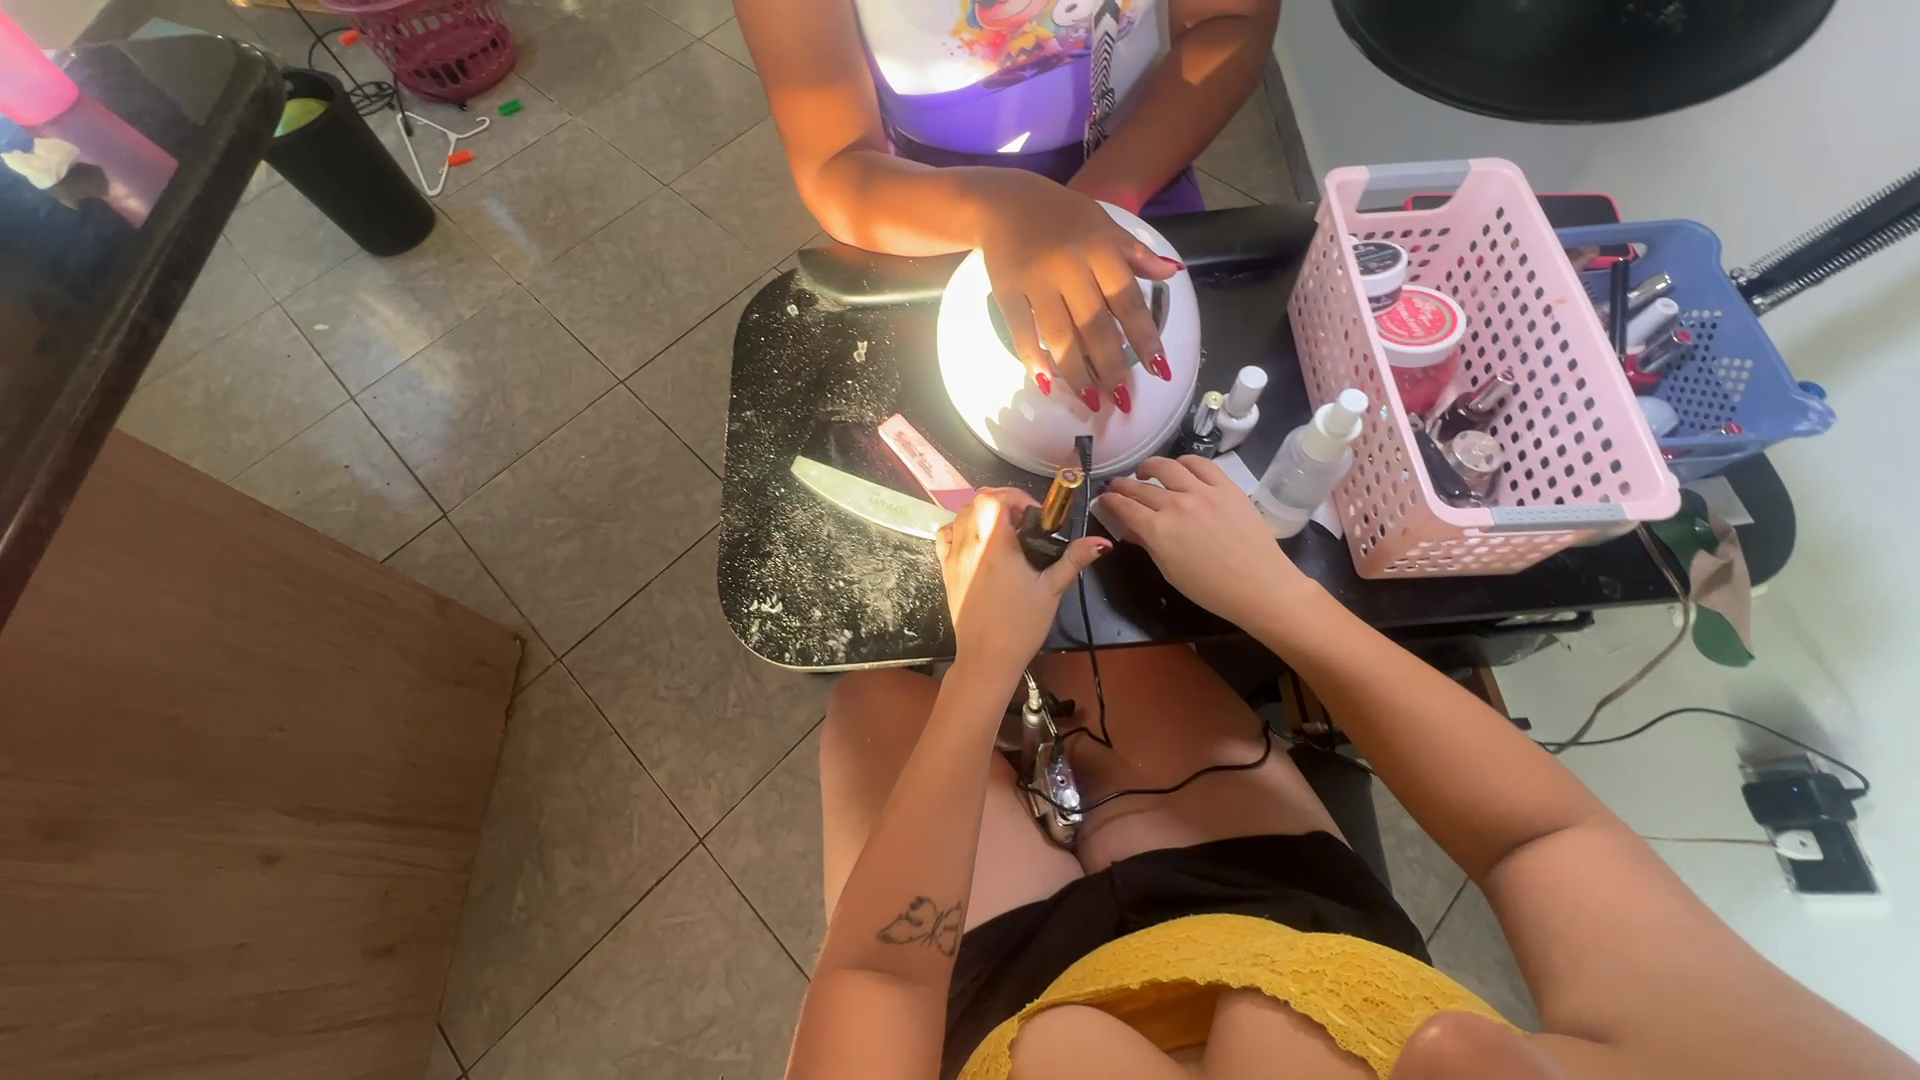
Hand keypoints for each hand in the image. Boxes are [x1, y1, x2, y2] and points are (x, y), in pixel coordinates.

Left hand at [935, 488, 1108, 677]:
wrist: (987, 657)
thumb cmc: (1020, 625)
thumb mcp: (1051, 589)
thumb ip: (1073, 559)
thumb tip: (1101, 542)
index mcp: (996, 545)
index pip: (996, 499)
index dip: (1016, 496)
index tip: (1035, 513)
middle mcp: (970, 545)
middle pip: (976, 501)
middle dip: (1001, 501)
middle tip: (1023, 519)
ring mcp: (953, 556)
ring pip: (960, 514)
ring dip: (981, 512)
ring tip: (1004, 530)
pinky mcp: (946, 569)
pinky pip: (946, 535)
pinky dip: (960, 527)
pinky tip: (977, 540)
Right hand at [975, 171, 1180, 411]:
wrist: (1004, 201)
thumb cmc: (1061, 217)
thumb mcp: (1104, 225)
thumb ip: (1136, 254)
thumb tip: (1173, 273)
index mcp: (1100, 249)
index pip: (1129, 301)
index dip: (1145, 338)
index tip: (1159, 370)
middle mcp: (1070, 266)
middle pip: (1096, 326)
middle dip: (1112, 366)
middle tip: (1123, 399)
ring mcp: (1036, 280)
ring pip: (1060, 334)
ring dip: (1077, 372)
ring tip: (1091, 400)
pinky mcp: (1006, 291)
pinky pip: (1021, 330)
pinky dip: (1033, 357)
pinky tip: (1046, 382)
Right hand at [1100, 456, 1315, 627]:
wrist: (1259, 586)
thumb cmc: (1210, 589)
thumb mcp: (1169, 571)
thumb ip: (1147, 545)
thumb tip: (1129, 530)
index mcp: (1157, 529)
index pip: (1123, 507)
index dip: (1109, 501)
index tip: (1103, 499)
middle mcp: (1175, 504)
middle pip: (1140, 487)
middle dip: (1122, 485)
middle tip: (1116, 486)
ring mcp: (1202, 491)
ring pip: (1166, 467)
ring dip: (1149, 467)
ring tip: (1145, 471)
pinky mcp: (1226, 486)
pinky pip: (1200, 464)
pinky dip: (1184, 462)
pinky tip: (1180, 467)